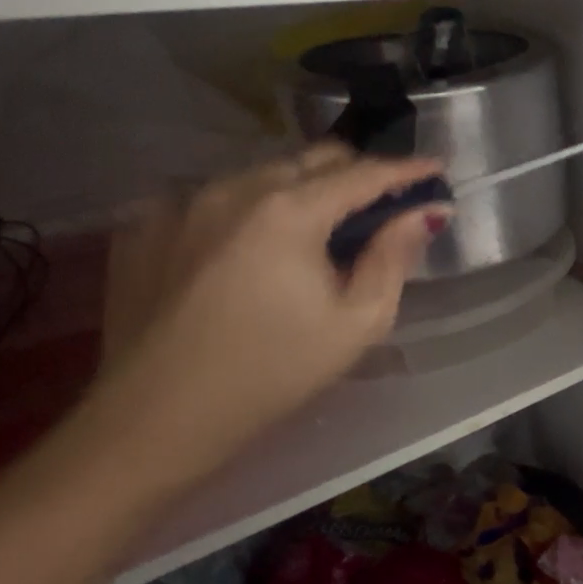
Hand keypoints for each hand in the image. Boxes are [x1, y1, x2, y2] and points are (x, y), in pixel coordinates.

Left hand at [98, 144, 448, 467]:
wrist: (150, 424)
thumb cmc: (271, 373)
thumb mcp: (358, 322)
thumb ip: (394, 255)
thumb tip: (425, 211)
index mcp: (289, 211)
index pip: (364, 173)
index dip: (408, 170)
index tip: (438, 168)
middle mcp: (233, 190)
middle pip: (314, 160)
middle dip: (357, 172)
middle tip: (385, 201)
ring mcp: (181, 204)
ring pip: (264, 173)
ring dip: (304, 187)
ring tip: (322, 224)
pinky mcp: (144, 227)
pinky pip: (215, 196)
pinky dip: (250, 206)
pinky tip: (255, 243)